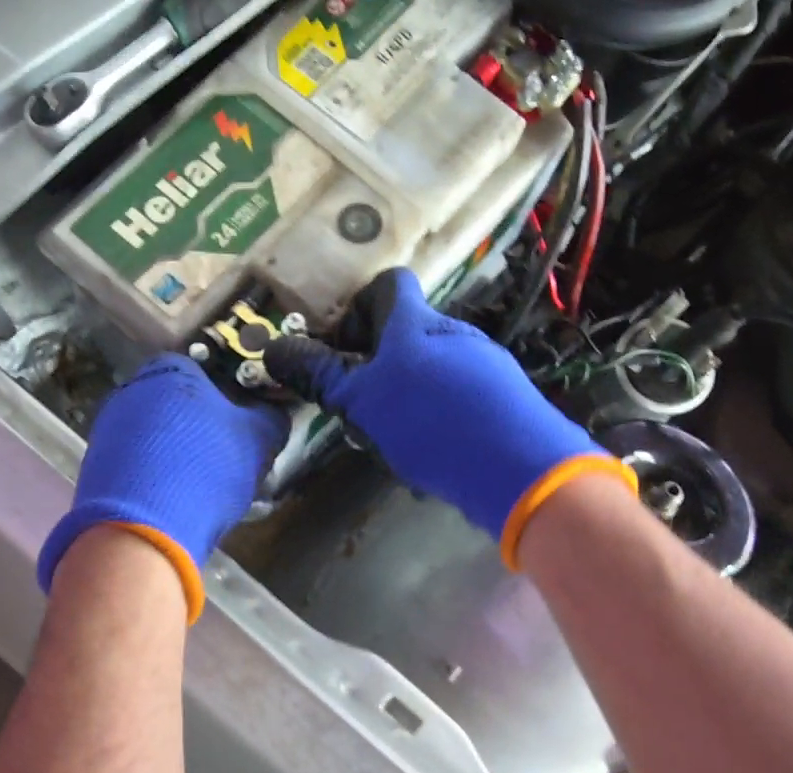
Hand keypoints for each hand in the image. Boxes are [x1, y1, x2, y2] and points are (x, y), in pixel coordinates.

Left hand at [38, 355, 287, 622]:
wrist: (143, 527)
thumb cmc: (206, 469)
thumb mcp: (257, 441)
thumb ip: (270, 419)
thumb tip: (273, 413)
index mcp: (169, 371)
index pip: (198, 370)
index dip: (220, 396)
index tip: (234, 424)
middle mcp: (130, 391)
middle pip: (170, 402)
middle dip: (191, 425)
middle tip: (217, 456)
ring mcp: (106, 429)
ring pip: (149, 435)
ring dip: (168, 453)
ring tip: (192, 485)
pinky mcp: (92, 466)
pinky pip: (130, 464)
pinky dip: (148, 477)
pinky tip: (166, 502)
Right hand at [263, 268, 636, 567]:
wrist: (517, 467)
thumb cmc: (431, 423)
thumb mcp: (365, 402)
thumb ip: (323, 376)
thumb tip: (275, 350)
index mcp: (416, 325)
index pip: (388, 286)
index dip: (359, 308)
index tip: (344, 348)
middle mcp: (453, 333)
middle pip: (408, 333)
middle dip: (380, 364)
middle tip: (362, 407)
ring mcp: (485, 364)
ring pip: (434, 368)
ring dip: (408, 393)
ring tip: (397, 437)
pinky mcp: (504, 398)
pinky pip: (460, 396)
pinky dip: (440, 416)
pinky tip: (434, 454)